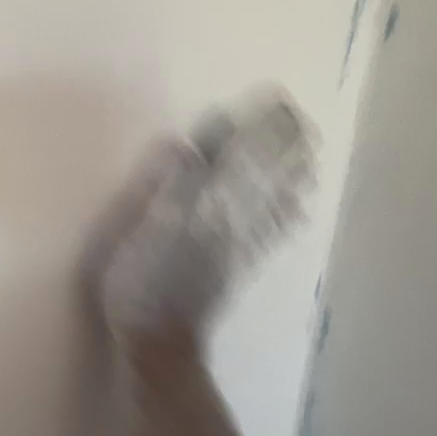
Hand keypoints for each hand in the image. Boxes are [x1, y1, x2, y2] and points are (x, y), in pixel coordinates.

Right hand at [83, 91, 317, 375]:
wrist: (157, 340)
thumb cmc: (130, 283)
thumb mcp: (128, 230)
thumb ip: (159, 186)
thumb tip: (183, 144)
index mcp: (202, 203)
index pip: (237, 154)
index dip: (256, 125)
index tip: (272, 95)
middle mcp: (231, 218)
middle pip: (265, 171)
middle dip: (282, 139)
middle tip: (295, 109)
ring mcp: (242, 243)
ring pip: (278, 197)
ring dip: (295, 168)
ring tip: (308, 142)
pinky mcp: (244, 264)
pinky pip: (276, 233)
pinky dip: (292, 212)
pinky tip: (304, 200)